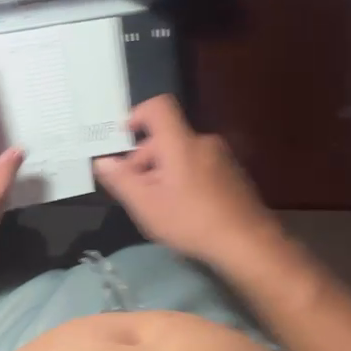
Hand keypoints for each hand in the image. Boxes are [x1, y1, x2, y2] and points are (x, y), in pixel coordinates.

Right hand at [92, 95, 279, 267]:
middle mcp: (203, 142)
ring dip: (165, 172)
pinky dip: (185, 179)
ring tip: (160, 205)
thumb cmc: (191, 221)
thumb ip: (121, 179)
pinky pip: (200, 166)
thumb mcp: (146, 205)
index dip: (137, 115)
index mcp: (180, 143)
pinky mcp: (234, 174)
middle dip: (146, 159)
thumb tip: (102, 161)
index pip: (158, 107)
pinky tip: (185, 210)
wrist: (248, 243)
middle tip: (136, 191)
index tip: (124, 140)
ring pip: (182, 154)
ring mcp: (223, 158)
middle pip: (166, 137)